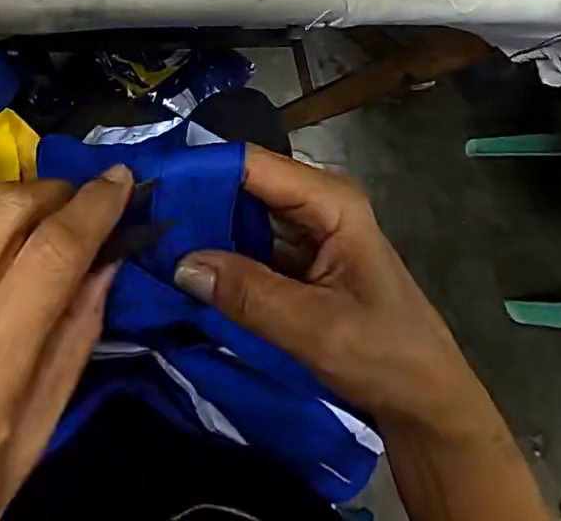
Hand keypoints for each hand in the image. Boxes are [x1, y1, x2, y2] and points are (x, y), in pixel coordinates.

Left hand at [0, 170, 134, 520]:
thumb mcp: (34, 438)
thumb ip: (75, 341)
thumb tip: (107, 263)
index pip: (51, 255)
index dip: (96, 207)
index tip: (123, 180)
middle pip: (7, 211)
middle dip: (59, 191)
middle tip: (84, 204)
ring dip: (18, 194)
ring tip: (43, 215)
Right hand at [171, 147, 490, 435]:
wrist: (424, 395)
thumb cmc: (384, 353)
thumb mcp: (316, 328)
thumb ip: (249, 293)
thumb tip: (180, 261)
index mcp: (332, 200)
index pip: (256, 165)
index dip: (203, 169)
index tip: (149, 184)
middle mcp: (319, 202)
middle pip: (247, 185)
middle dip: (196, 199)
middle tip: (136, 216)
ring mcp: (309, 230)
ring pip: (246, 215)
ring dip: (203, 228)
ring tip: (145, 238)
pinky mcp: (300, 259)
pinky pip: (252, 245)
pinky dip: (220, 255)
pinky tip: (179, 267)